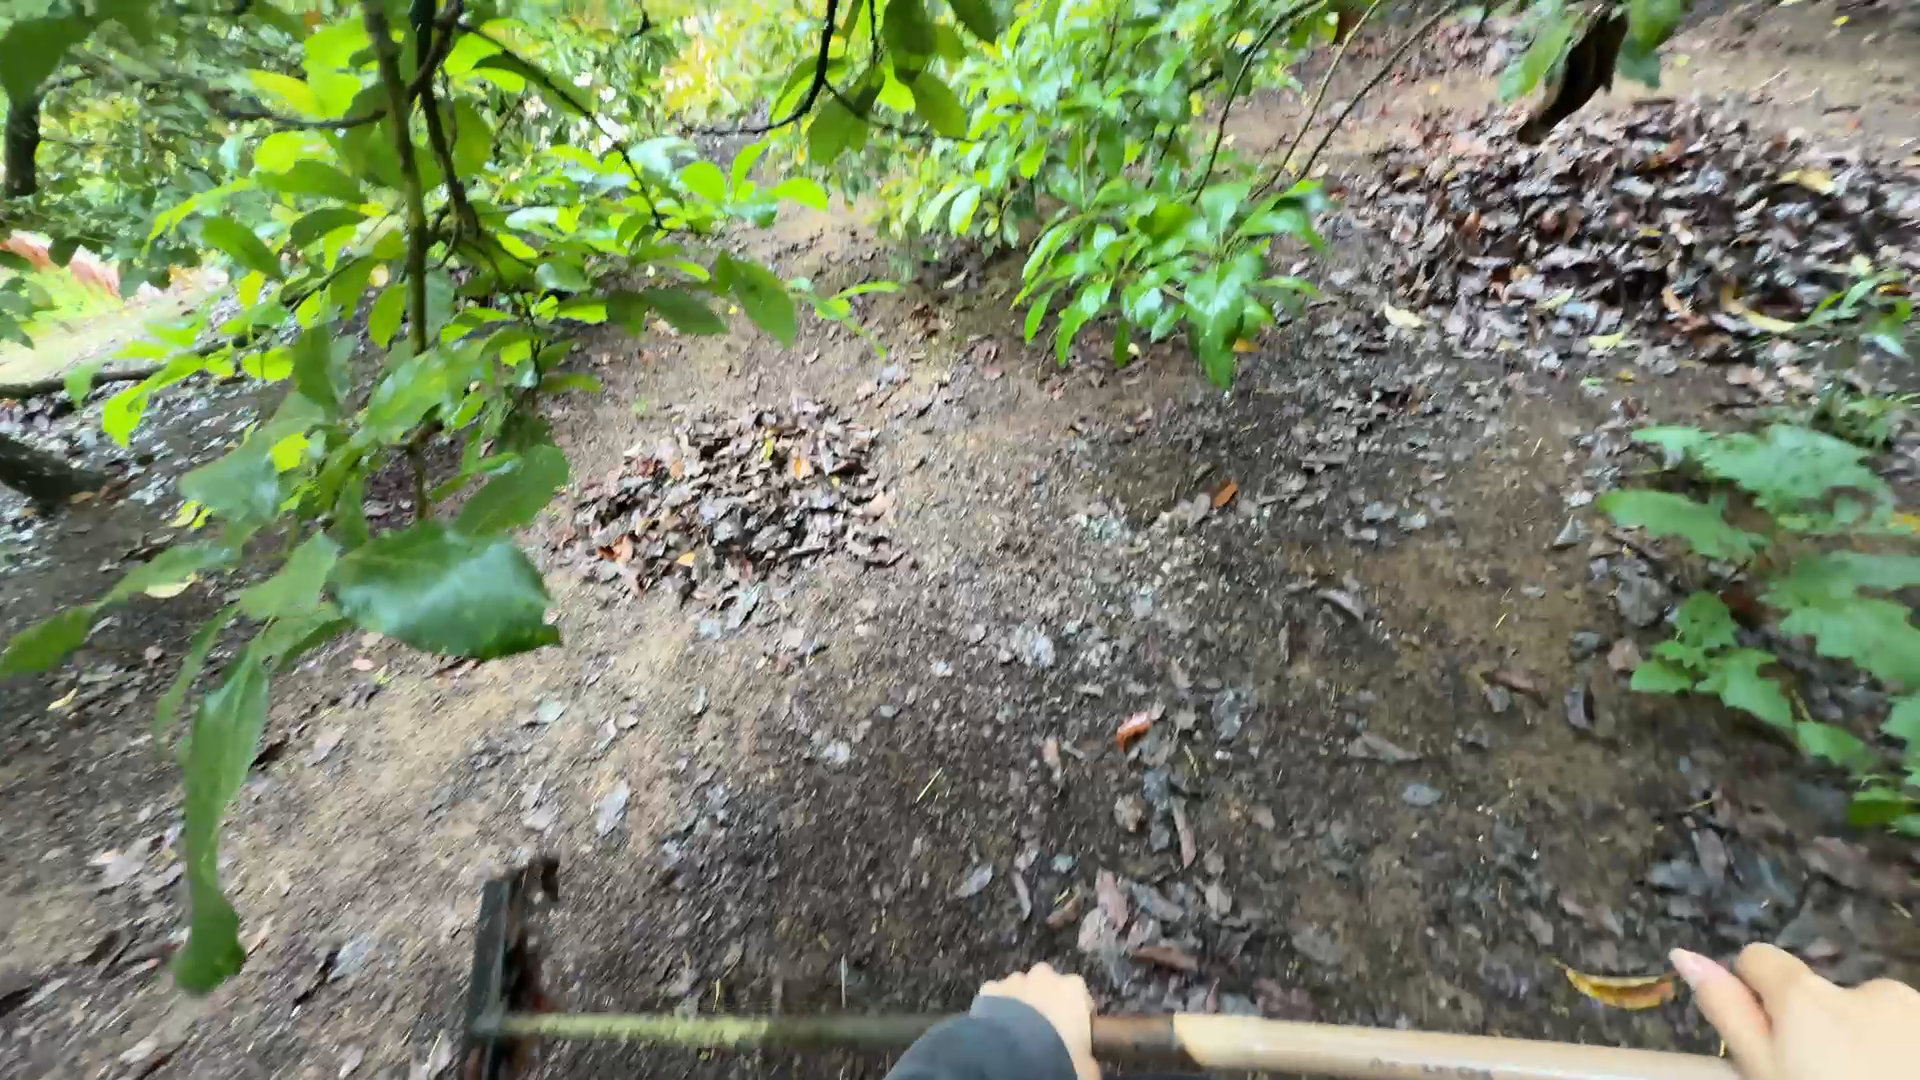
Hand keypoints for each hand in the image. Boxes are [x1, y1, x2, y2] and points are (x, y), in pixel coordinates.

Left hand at [978, 963, 1099, 1079]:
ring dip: (1021, 1004)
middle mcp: (1045, 976)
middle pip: (1048, 984)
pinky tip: (998, 1031)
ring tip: (1018, 1033)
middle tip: (1044, 1031)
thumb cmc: (1060, 1059)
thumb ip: (1088, 1057)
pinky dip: (997, 1010)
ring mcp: (1015, 979)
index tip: (1073, 1035)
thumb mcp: (1087, 1068)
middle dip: (1046, 1001)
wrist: (1015, 1057)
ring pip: (1020, 988)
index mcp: (1073, 989)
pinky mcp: (991, 987)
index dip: (1076, 1015)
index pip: (1080, 995)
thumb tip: (1085, 1061)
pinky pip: (996, 997)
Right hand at [1672, 944, 1919, 1079]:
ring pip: (1879, 1017)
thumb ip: (1725, 1008)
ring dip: (1876, 1042)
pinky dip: (1907, 1055)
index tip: (1775, 1037)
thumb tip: (1682, 955)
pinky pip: (1912, 1034)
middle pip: (1826, 992)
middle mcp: (1867, 989)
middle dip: (1828, 1024)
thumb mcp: (1765, 1070)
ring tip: (1877, 1079)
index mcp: (1807, 993)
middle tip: (1833, 1074)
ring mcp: (1919, 1015)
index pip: (1760, 958)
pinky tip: (1903, 1076)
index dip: (1759, 993)